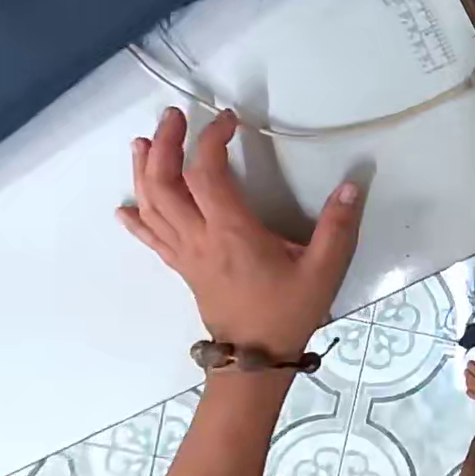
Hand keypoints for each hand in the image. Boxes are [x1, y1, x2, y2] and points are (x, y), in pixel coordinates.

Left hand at [118, 107, 364, 361]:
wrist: (256, 359)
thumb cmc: (289, 311)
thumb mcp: (324, 269)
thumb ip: (338, 226)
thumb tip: (350, 186)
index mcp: (232, 233)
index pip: (206, 175)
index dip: (210, 140)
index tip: (228, 120)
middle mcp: (200, 238)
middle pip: (163, 185)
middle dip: (165, 145)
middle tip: (175, 116)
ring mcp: (186, 254)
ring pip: (151, 207)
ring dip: (143, 171)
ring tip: (143, 142)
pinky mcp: (184, 268)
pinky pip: (151, 239)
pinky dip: (136, 218)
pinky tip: (124, 206)